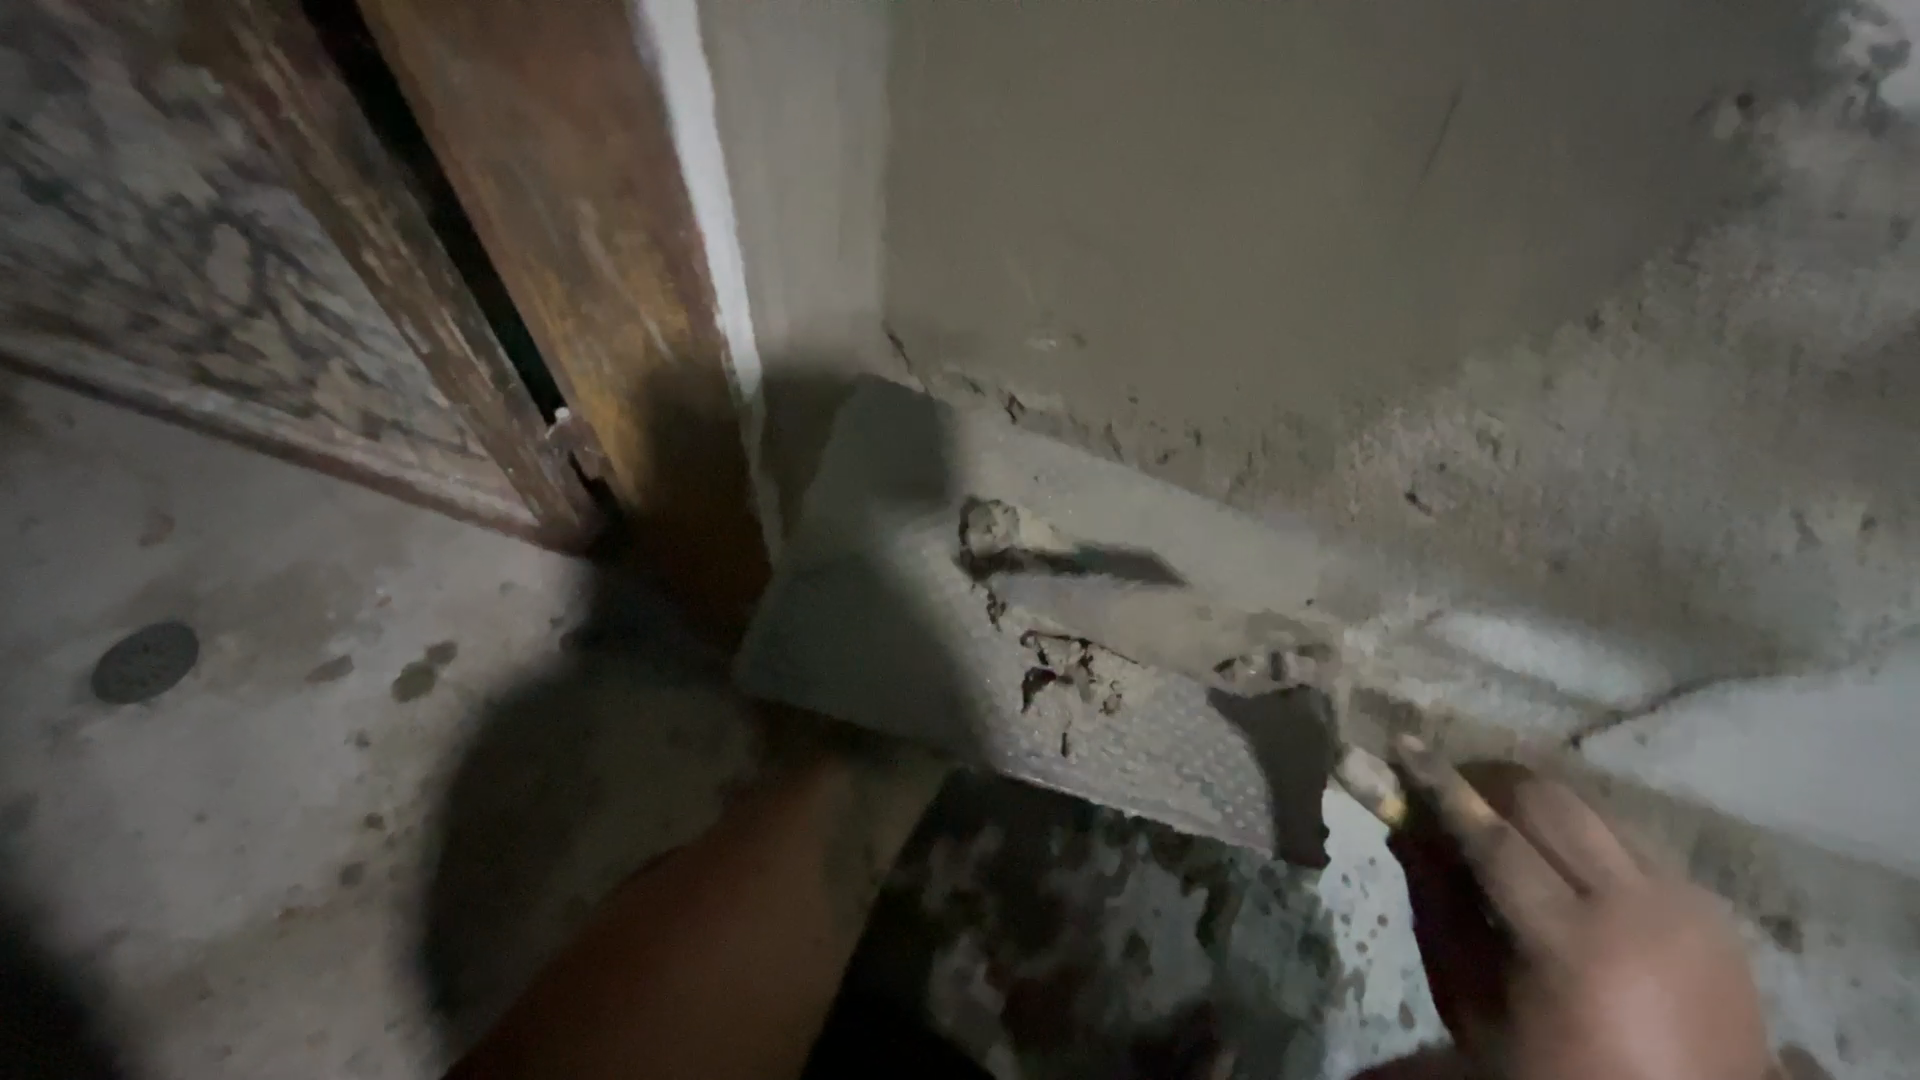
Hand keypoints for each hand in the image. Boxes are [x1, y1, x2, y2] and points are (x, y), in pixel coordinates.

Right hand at [1390, 739, 1772, 1079]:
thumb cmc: (1553, 1069)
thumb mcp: (1473, 998)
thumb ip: (1438, 906)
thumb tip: (1406, 829)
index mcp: (1572, 941)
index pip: (1491, 835)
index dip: (1441, 785)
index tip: (1403, 744)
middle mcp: (1639, 906)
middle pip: (1550, 802)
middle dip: (1491, 782)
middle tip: (1451, 787)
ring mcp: (1687, 903)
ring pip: (1596, 808)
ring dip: (1538, 803)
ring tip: (1500, 816)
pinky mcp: (1712, 906)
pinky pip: (1633, 840)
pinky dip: (1584, 832)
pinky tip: (1559, 855)